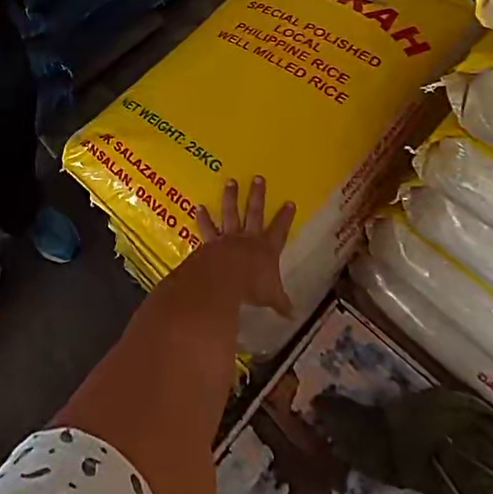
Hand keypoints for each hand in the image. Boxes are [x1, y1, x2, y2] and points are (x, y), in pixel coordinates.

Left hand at [192, 177, 296, 316]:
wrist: (223, 281)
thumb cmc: (251, 287)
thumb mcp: (271, 297)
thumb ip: (281, 303)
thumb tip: (294, 315)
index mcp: (266, 249)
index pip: (280, 230)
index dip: (285, 217)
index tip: (289, 202)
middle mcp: (248, 239)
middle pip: (254, 213)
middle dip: (257, 196)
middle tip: (258, 178)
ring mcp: (228, 238)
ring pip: (230, 213)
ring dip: (230, 197)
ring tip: (230, 181)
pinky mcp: (211, 243)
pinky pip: (207, 228)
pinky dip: (203, 218)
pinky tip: (198, 207)